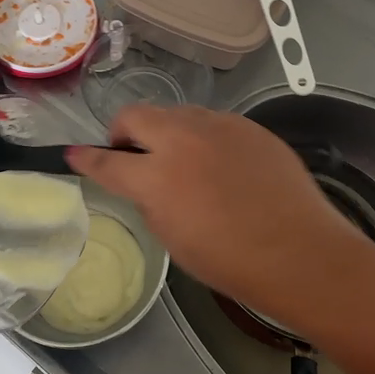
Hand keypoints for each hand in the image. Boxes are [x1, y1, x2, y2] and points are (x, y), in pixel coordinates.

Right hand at [67, 105, 374, 315]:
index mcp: (156, 175)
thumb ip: (148, 198)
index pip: (107, 161)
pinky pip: (212, 123)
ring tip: (180, 160)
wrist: (300, 252)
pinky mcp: (248, 126)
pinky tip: (219, 165)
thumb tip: (142, 181)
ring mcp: (218, 126)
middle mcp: (182, 139)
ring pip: (175, 114)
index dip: (86, 160)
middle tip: (131, 155)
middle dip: (124, 132)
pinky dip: (202, 137)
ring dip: (165, 132)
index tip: (74, 156)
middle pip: (135, 115)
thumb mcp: (172, 236)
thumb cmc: (230, 260)